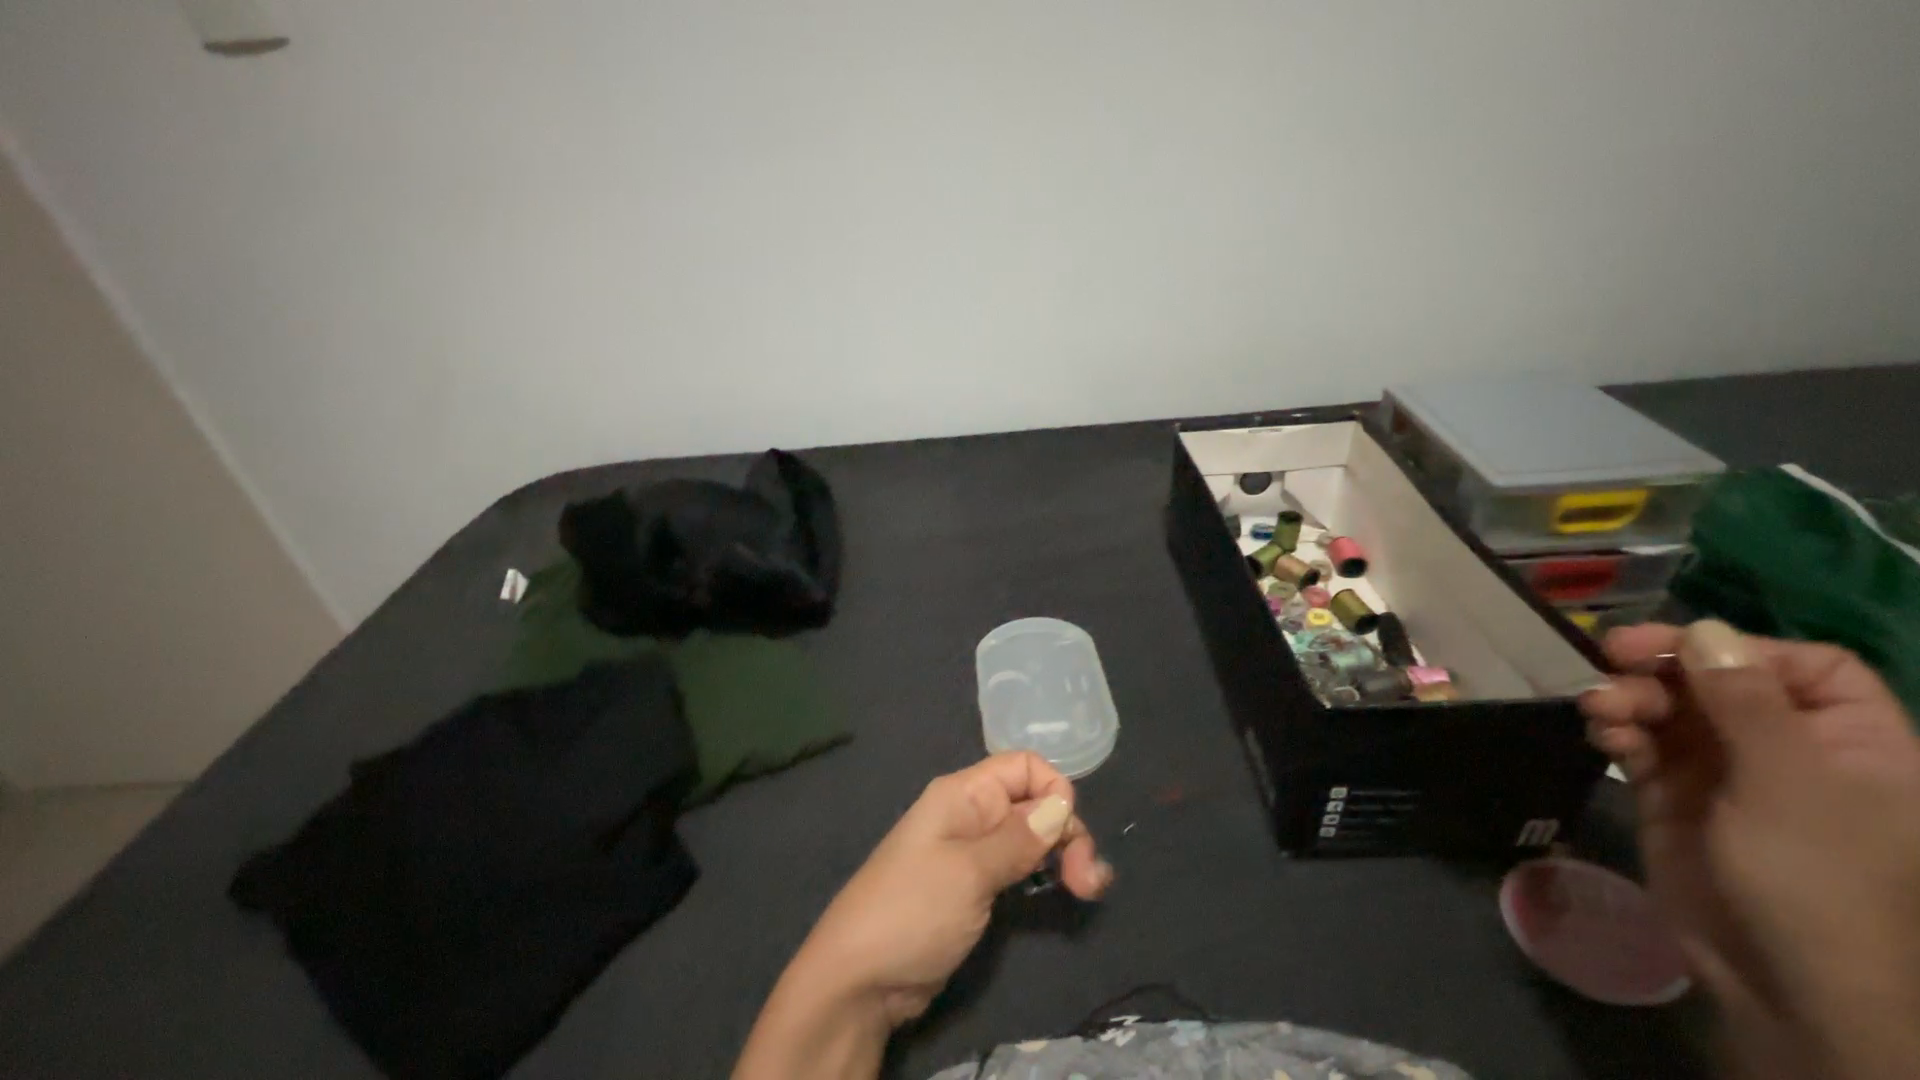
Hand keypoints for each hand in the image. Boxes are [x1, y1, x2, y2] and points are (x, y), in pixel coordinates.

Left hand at [733, 752, 1110, 1079]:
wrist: (860, 980)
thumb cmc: (912, 911)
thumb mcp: (969, 871)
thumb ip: (1018, 837)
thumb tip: (1061, 804)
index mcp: (963, 795)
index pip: (1024, 767)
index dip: (1054, 791)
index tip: (1067, 834)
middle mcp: (971, 815)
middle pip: (1035, 804)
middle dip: (1068, 832)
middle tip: (1087, 880)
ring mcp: (974, 854)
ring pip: (1033, 838)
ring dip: (1066, 855)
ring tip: (1089, 890)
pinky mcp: (978, 890)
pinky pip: (1021, 869)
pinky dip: (1048, 876)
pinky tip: (1070, 893)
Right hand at [1581, 620, 1919, 1078]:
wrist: (1777, 978)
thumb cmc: (1811, 875)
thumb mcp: (1789, 782)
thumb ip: (1745, 701)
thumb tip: (1707, 629)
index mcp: (1849, 740)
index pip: (1805, 665)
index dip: (1745, 649)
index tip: (1683, 646)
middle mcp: (1786, 747)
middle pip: (1720, 680)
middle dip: (1665, 668)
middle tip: (1610, 657)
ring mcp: (1725, 772)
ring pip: (1671, 708)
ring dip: (1631, 698)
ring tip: (1599, 707)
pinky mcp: (1672, 794)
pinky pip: (1641, 743)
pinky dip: (1618, 730)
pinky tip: (1602, 733)